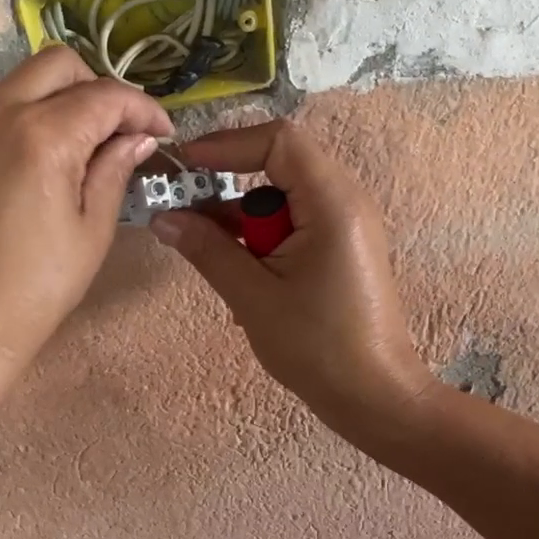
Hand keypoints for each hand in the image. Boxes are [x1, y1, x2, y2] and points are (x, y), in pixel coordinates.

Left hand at [0, 46, 171, 405]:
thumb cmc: (36, 289)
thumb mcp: (92, 231)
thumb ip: (115, 169)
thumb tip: (137, 136)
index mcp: (42, 135)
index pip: (105, 95)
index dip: (143, 108)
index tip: (164, 132)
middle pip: (57, 63)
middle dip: (97, 86)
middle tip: (118, 131)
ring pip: (20, 82)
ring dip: (59, 98)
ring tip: (81, 146)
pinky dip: (25, 117)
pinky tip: (38, 162)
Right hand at [149, 121, 435, 438]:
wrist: (374, 397)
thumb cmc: (317, 347)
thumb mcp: (252, 295)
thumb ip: (207, 249)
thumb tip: (164, 218)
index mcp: (333, 202)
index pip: (278, 141)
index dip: (226, 145)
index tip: (184, 166)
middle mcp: (346, 200)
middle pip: (279, 164)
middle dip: (229, 184)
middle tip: (186, 212)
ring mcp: (347, 223)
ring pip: (282, 195)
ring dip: (242, 216)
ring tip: (207, 251)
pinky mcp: (342, 246)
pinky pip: (295, 220)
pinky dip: (262, 236)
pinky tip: (240, 271)